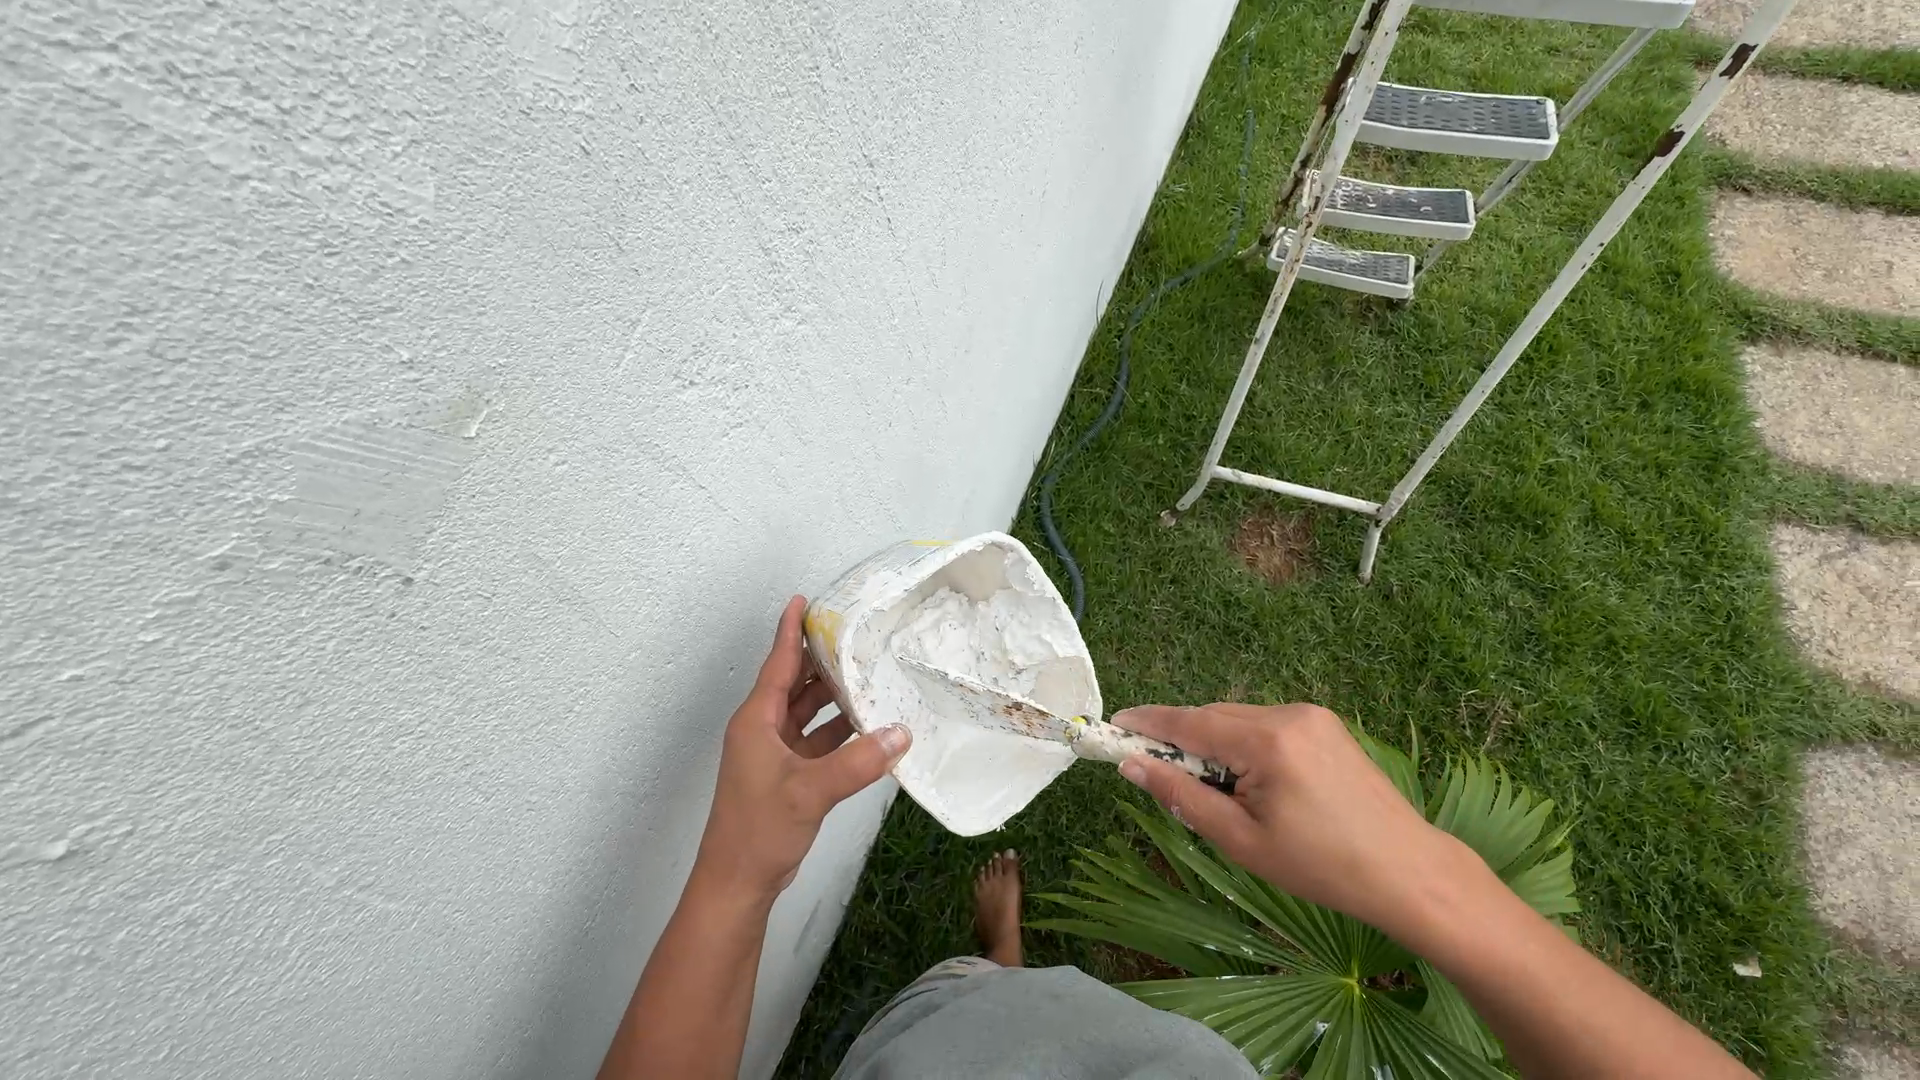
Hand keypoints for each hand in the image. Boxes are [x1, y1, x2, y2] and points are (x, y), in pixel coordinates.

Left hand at [693, 596, 910, 900]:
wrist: (737, 882)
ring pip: (806, 712)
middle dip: (820, 660)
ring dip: (833, 697)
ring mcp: (773, 754)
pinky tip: (867, 726)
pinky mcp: (786, 775)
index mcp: (756, 721)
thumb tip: (902, 733)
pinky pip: (815, 740)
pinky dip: (838, 731)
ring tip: (868, 674)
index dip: (789, 630)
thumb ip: (858, 763)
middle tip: (855, 635)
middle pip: (794, 683)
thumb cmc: (760, 829)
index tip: (803, 599)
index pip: (776, 663)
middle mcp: (763, 729)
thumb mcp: (810, 791)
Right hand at [1111, 703, 1467, 935]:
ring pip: (1237, 718)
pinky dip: (1241, 742)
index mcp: (1268, 742)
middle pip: (1212, 716)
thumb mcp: (1241, 840)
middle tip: (1153, 767)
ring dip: (1211, 741)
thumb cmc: (1321, 867)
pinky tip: (1245, 778)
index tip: (1113, 724)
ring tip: (1209, 787)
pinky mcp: (1325, 724)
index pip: (1189, 722)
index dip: (1147, 723)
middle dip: (1179, 737)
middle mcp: (1289, 713)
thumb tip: (1132, 765)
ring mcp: (1311, 715)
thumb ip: (1182, 796)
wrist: (1409, 872)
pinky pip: (1264, 723)